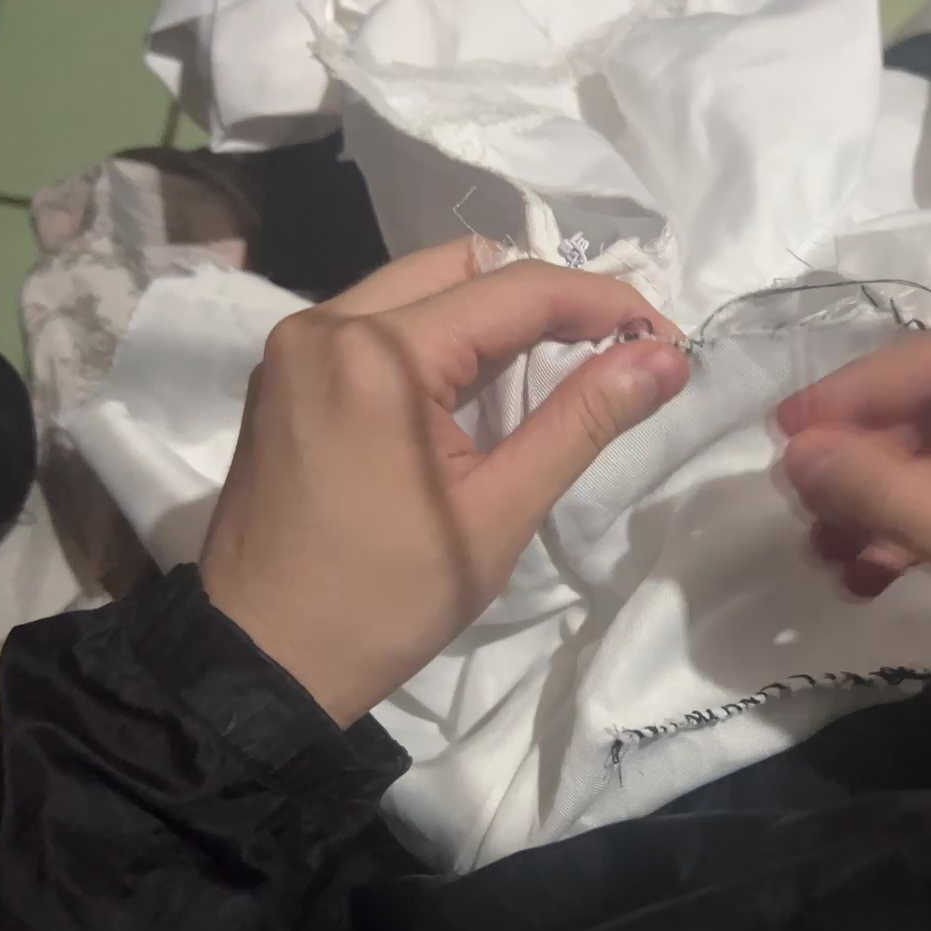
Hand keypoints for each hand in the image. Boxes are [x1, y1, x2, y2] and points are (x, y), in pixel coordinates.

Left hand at [200, 239, 689, 726]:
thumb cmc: (388, 600)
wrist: (266, 660)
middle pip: (465, 270)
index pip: (516, 290)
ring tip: (555, 372)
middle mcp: (327, 322)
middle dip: (550, 301)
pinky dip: (445, 342)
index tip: (661, 336)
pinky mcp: (288, 372)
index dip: (604, 303)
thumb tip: (664, 359)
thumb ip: (583, 422)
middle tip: (608, 351)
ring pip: (423, 290)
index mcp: (380, 355)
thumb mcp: (500, 513)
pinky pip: (385, 325)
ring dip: (497, 319)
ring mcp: (297, 344)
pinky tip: (477, 391)